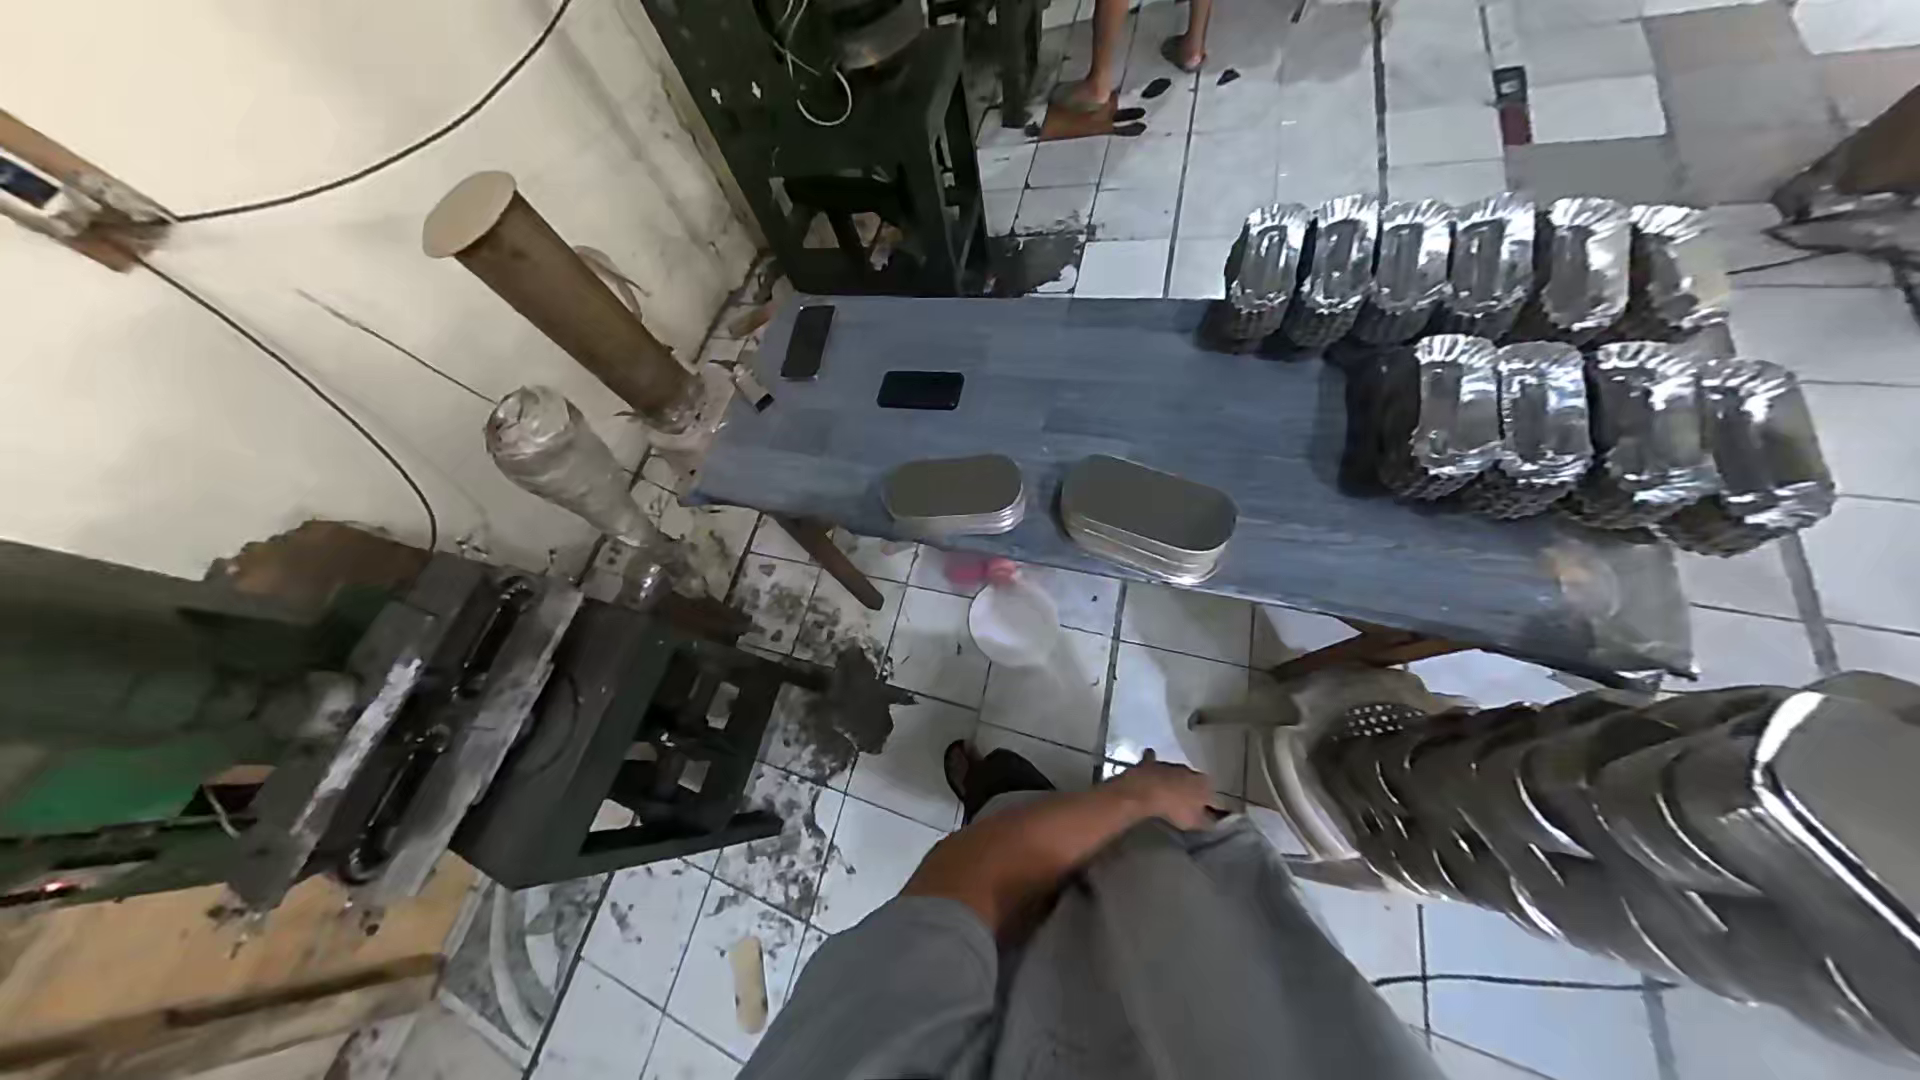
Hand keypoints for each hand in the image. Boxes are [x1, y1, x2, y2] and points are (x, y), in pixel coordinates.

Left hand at [1106, 751, 1216, 829]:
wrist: (1144, 792)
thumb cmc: (1174, 809)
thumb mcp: (1196, 822)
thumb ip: (1207, 821)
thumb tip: (1212, 821)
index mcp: (1204, 783)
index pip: (1212, 792)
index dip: (1209, 802)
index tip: (1205, 809)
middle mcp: (1188, 769)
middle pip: (1193, 780)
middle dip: (1190, 788)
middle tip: (1185, 802)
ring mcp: (1168, 764)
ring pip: (1174, 772)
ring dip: (1172, 780)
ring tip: (1167, 793)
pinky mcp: (1150, 763)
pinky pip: (1152, 762)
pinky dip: (1152, 766)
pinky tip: (1150, 771)